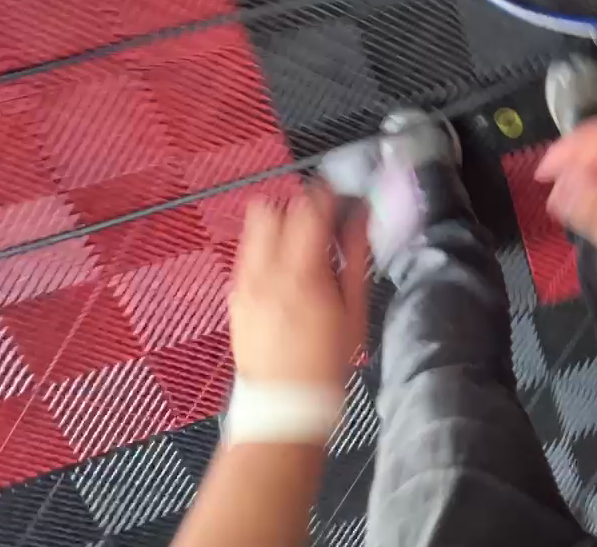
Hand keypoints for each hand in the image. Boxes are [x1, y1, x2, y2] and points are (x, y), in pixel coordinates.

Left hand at [228, 191, 369, 386]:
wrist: (283, 405)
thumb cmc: (324, 362)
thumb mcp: (354, 308)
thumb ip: (355, 256)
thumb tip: (361, 220)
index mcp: (302, 274)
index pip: (310, 211)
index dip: (327, 194)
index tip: (340, 191)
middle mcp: (267, 274)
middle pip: (275, 211)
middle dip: (300, 203)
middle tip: (321, 209)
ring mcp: (246, 285)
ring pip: (255, 228)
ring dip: (279, 219)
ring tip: (301, 229)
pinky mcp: (235, 298)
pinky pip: (246, 255)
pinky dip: (264, 245)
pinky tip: (282, 257)